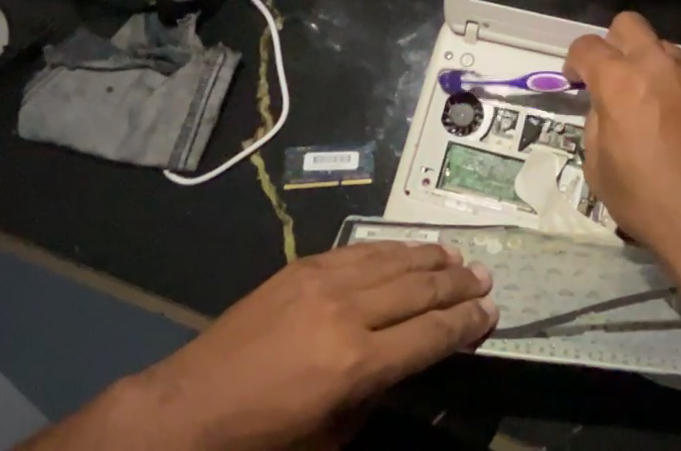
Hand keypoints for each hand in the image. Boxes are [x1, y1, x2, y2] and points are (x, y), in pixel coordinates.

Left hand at [131, 243, 495, 449]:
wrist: (188, 408)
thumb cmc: (261, 439)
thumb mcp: (330, 435)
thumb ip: (376, 393)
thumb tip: (405, 358)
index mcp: (357, 364)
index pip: (431, 335)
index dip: (467, 324)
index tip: (492, 312)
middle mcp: (349, 313)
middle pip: (420, 289)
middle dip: (458, 285)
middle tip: (487, 280)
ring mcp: (324, 282)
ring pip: (395, 260)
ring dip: (432, 258)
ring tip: (459, 257)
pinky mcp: (303, 266)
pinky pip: (361, 250)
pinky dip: (393, 249)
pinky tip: (410, 249)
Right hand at [565, 11, 680, 265]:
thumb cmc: (646, 199)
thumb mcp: (598, 166)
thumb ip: (596, 122)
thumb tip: (606, 107)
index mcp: (619, 80)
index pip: (586, 46)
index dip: (574, 61)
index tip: (575, 81)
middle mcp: (657, 65)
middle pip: (628, 25)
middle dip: (612, 44)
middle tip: (611, 79)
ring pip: (663, 47)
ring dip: (648, 64)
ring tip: (648, 103)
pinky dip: (674, 85)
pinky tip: (677, 120)